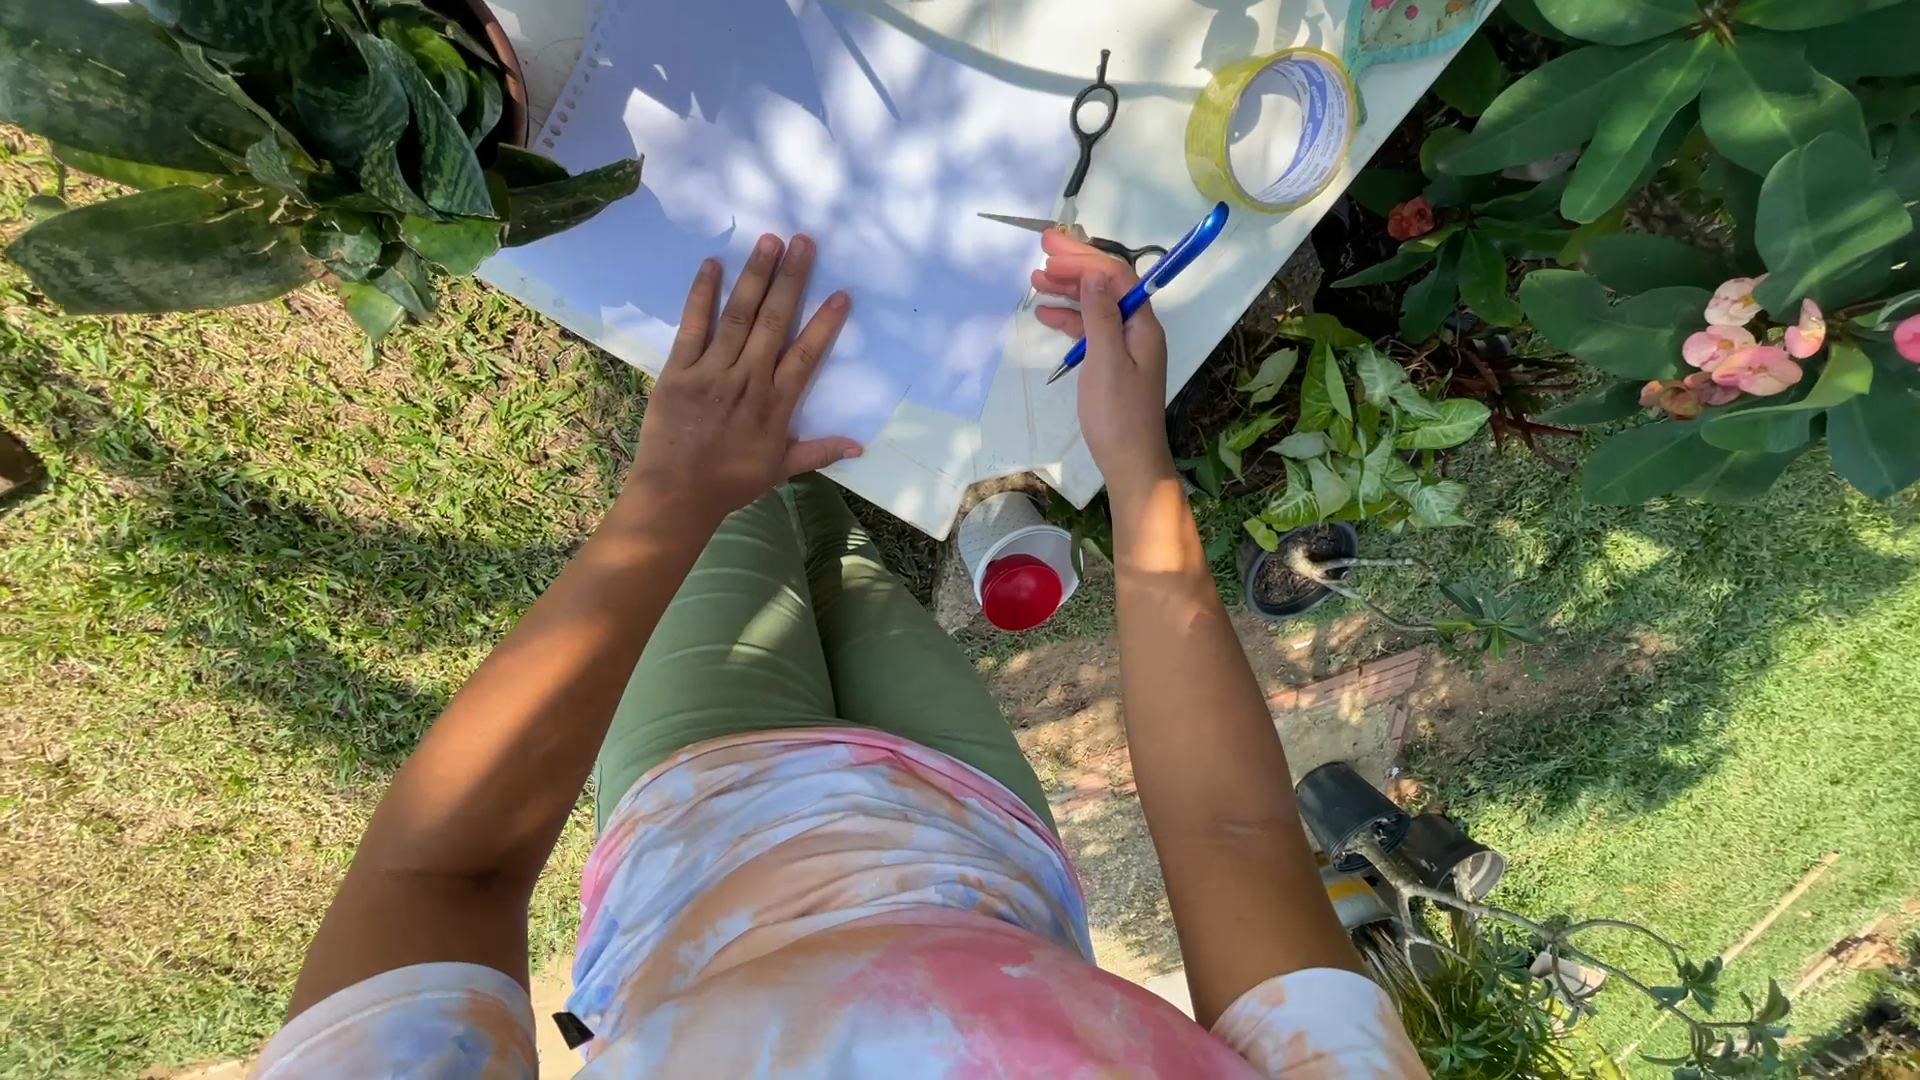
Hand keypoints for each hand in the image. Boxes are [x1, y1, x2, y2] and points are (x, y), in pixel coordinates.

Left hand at [626, 233, 860, 527]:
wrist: (677, 493)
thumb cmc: (731, 482)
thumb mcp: (780, 469)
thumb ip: (819, 452)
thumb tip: (859, 447)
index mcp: (775, 404)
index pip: (806, 355)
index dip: (825, 323)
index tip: (840, 293)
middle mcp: (748, 380)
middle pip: (774, 322)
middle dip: (791, 279)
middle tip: (804, 241)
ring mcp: (712, 371)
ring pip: (739, 316)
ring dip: (755, 276)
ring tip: (769, 240)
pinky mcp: (679, 370)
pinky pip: (693, 326)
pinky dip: (702, 294)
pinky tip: (713, 264)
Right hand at [1032, 229, 1175, 498]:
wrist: (1129, 461)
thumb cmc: (1118, 415)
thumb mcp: (1106, 362)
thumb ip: (1099, 316)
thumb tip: (1094, 272)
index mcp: (1141, 325)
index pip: (1114, 276)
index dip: (1083, 260)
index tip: (1051, 252)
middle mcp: (1136, 329)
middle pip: (1106, 286)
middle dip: (1075, 266)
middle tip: (1042, 249)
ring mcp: (1124, 347)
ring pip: (1095, 307)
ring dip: (1067, 291)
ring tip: (1036, 280)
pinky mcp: (1112, 364)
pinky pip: (1090, 331)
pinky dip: (1069, 320)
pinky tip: (1046, 315)